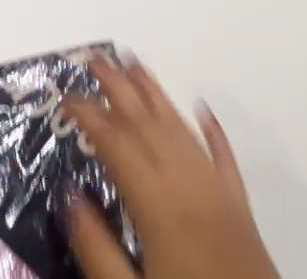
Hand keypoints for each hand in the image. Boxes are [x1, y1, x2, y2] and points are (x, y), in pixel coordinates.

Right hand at [65, 59, 278, 278]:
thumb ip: (97, 248)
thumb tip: (72, 195)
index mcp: (157, 206)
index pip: (117, 144)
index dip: (89, 115)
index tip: (64, 95)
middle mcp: (189, 186)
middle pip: (149, 124)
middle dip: (119, 88)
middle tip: (95, 57)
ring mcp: (219, 195)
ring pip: (183, 131)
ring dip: (157, 95)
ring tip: (135, 64)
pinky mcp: (242, 210)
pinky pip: (225, 159)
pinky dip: (213, 132)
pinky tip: (203, 111)